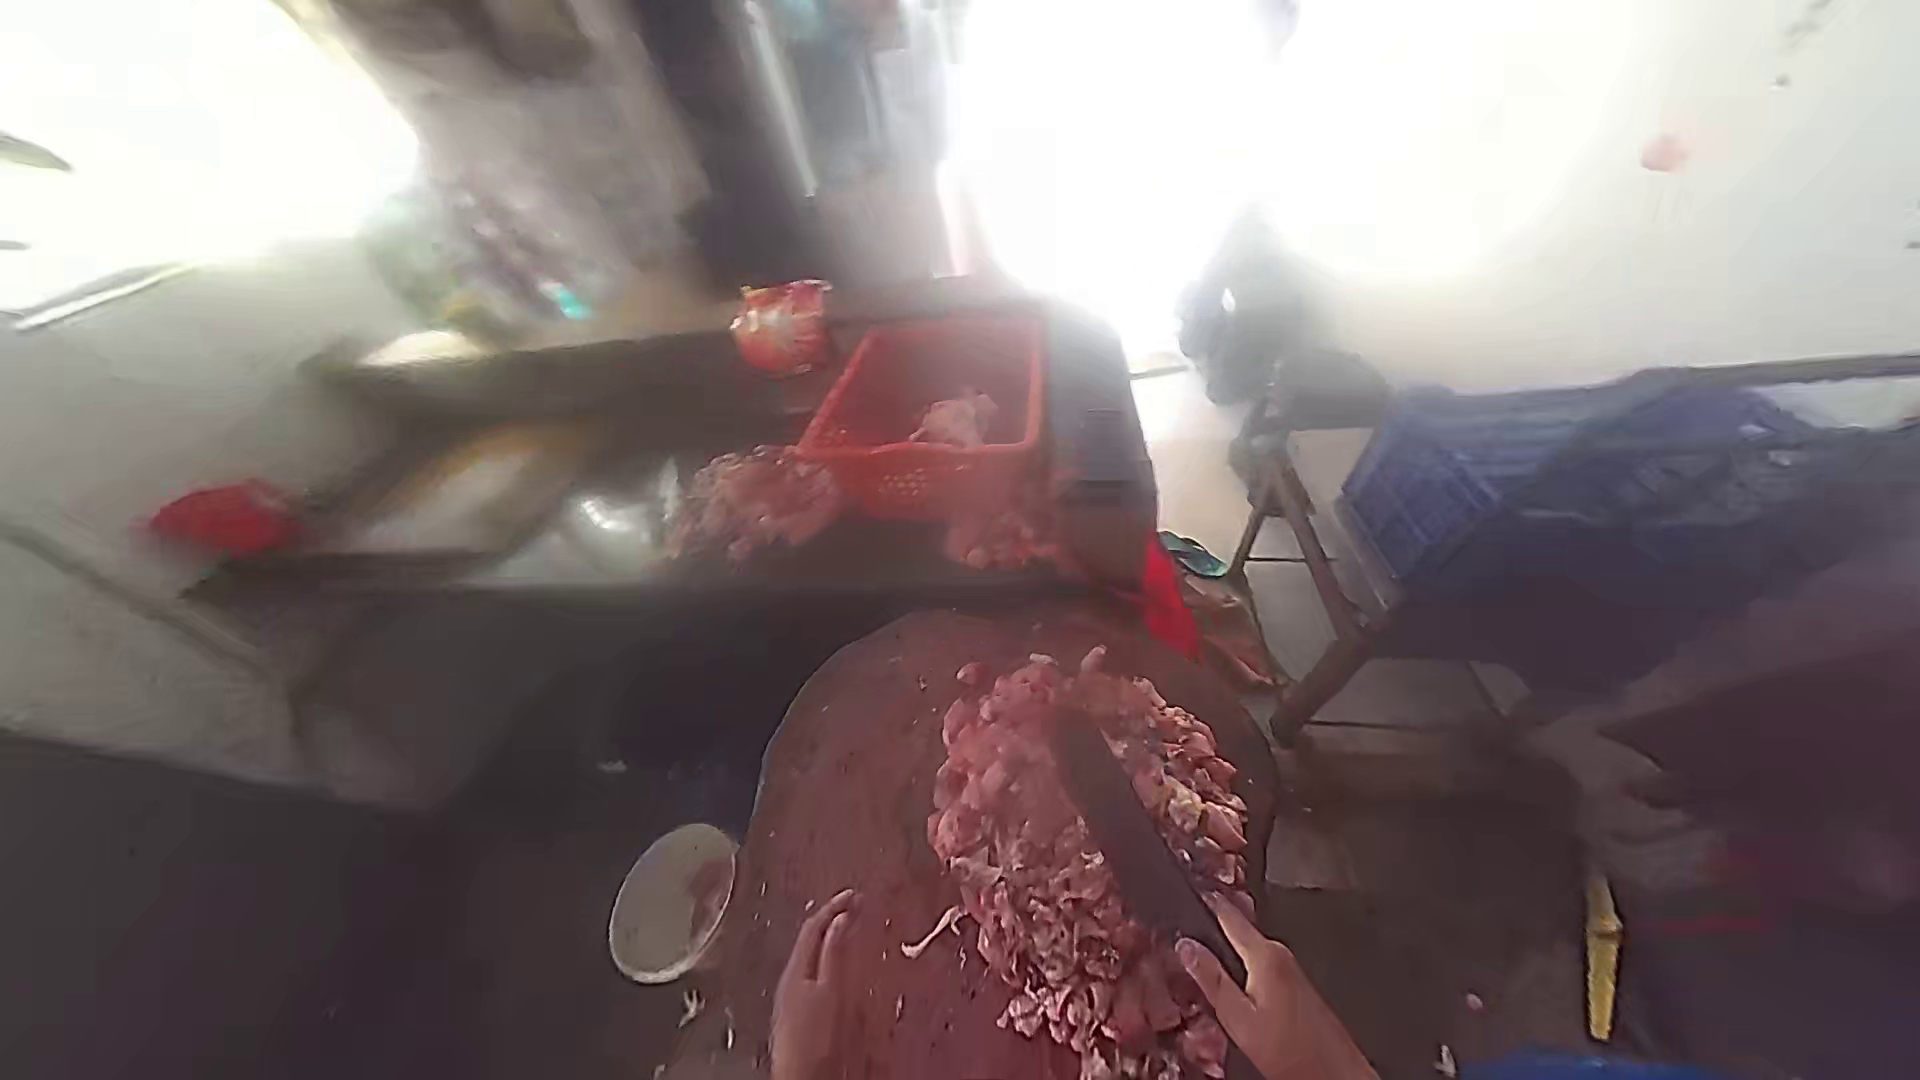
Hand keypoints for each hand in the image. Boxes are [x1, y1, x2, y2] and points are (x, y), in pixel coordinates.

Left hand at [772, 888, 857, 1079]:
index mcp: (796, 966)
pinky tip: (834, 958)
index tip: (854, 894)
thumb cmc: (816, 1036)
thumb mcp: (830, 990)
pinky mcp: (795, 1005)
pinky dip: (824, 951)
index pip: (813, 925)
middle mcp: (790, 974)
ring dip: (828, 933)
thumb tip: (841, 917)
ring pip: (810, 950)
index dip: (833, 906)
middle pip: (809, 936)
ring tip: (847, 924)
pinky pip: (810, 965)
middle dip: (831, 916)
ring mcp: (790, 991)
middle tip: (854, 904)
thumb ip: (834, 953)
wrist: (799, 1078)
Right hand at [1177, 895, 1376, 1079]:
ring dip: (1229, 953)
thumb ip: (1211, 978)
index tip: (1190, 889)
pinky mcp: (1299, 986)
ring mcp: (1293, 970)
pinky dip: (1245, 969)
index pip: (1228, 914)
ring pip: (1250, 949)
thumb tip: (1185, 944)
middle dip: (1214, 930)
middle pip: (1239, 931)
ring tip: (1206, 963)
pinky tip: (1236, 989)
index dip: (1207, 900)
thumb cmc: (1291, 1055)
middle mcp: (1280, 954)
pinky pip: (1263, 965)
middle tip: (1188, 934)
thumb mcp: (1239, 1019)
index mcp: (1264, 954)